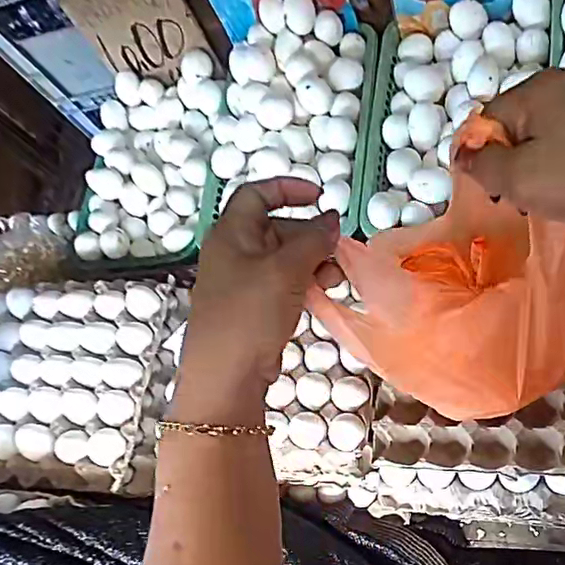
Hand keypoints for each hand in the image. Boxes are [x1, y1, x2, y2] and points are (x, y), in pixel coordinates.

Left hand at [178, 179, 338, 416]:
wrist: (226, 374)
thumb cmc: (249, 315)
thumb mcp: (286, 271)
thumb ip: (313, 241)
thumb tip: (332, 220)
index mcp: (231, 234)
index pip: (257, 194)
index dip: (288, 189)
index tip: (319, 196)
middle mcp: (233, 254)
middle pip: (276, 229)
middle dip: (310, 235)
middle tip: (337, 250)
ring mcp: (242, 283)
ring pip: (283, 260)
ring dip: (312, 262)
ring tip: (335, 278)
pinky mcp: (252, 309)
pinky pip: (282, 285)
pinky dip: (303, 284)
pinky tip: (321, 294)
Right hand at [460, 68, 564, 239]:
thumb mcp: (517, 179)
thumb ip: (482, 165)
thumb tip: (463, 154)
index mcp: (536, 87)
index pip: (488, 119)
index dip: (481, 157)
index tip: (490, 191)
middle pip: (519, 122)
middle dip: (511, 160)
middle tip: (518, 199)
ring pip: (549, 130)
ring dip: (538, 163)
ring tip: (547, 196)